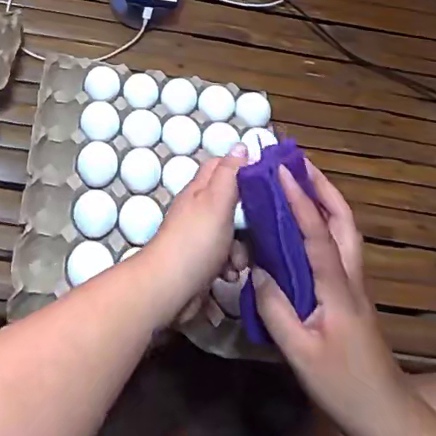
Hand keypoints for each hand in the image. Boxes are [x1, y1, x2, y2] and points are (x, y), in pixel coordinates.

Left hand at [137, 145, 246, 302]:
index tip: (265, 183)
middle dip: (248, 220)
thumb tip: (240, 145)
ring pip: (233, 234)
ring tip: (238, 262)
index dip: (243, 169)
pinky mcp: (202, 262)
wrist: (169, 290)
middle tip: (256, 231)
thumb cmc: (196, 241)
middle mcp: (199, 209)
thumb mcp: (217, 200)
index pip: (222, 166)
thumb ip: (230, 174)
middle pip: (232, 203)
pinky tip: (229, 276)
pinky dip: (230, 266)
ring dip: (241, 248)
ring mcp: (199, 236)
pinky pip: (225, 258)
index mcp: (201, 189)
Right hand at [250, 163, 419, 435]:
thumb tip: (256, 269)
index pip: (318, 234)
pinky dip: (323, 221)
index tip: (281, 170)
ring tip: (299, 179)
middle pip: (343, 219)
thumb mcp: (300, 354)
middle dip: (322, 185)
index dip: (300, 200)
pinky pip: (338, 245)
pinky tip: (303, 224)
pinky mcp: (351, 294)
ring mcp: (354, 284)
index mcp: (338, 288)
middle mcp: (351, 277)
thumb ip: (275, 310)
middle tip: (297, 161)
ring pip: (344, 230)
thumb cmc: (344, 386)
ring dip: (325, 199)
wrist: (387, 416)